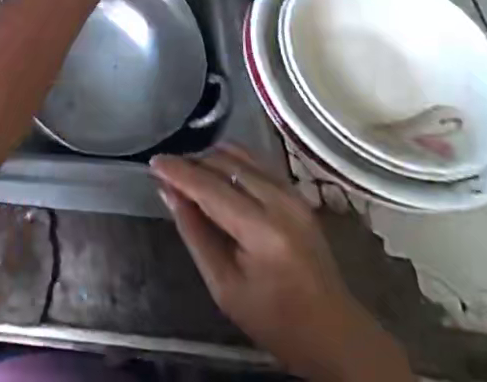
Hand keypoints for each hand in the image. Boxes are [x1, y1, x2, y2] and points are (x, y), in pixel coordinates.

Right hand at [150, 148, 413, 381]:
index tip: (153, 161)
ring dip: (213, 159)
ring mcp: (293, 193)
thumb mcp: (224, 287)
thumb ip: (196, 234)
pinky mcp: (299, 193)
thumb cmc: (274, 320)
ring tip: (188, 171)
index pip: (211, 187)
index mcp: (262, 229)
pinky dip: (233, 163)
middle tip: (166, 170)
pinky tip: (217, 174)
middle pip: (227, 163)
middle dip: (193, 162)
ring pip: (244, 156)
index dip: (179, 172)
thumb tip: (169, 193)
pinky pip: (258, 164)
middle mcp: (280, 200)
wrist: (333, 330)